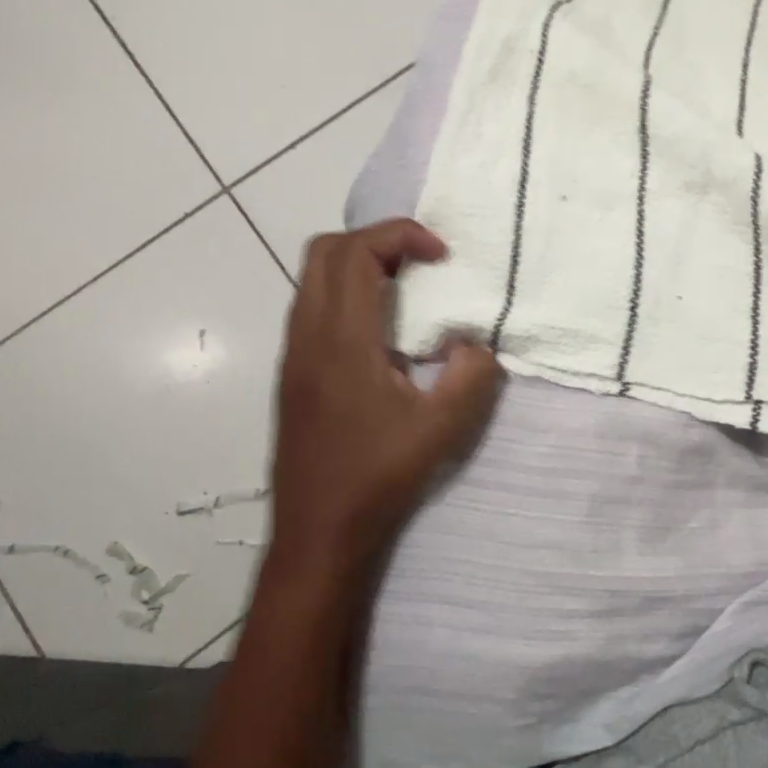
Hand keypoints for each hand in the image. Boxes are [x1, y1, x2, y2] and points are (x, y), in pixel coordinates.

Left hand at [270, 219, 499, 560]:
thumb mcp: (443, 430)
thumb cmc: (379, 478)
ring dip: (359, 267)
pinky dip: (348, 295)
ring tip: (408, 291)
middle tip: (423, 263)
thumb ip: (471, 376)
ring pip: (313, 280)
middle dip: (376, 240)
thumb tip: (474, 342)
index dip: (400, 235)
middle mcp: (307, 337)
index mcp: (341, 341)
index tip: (443, 256)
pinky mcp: (293, 376)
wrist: (318, 532)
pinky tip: (384, 335)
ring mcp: (293, 356)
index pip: (356, 252)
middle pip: (324, 252)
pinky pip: (313, 309)